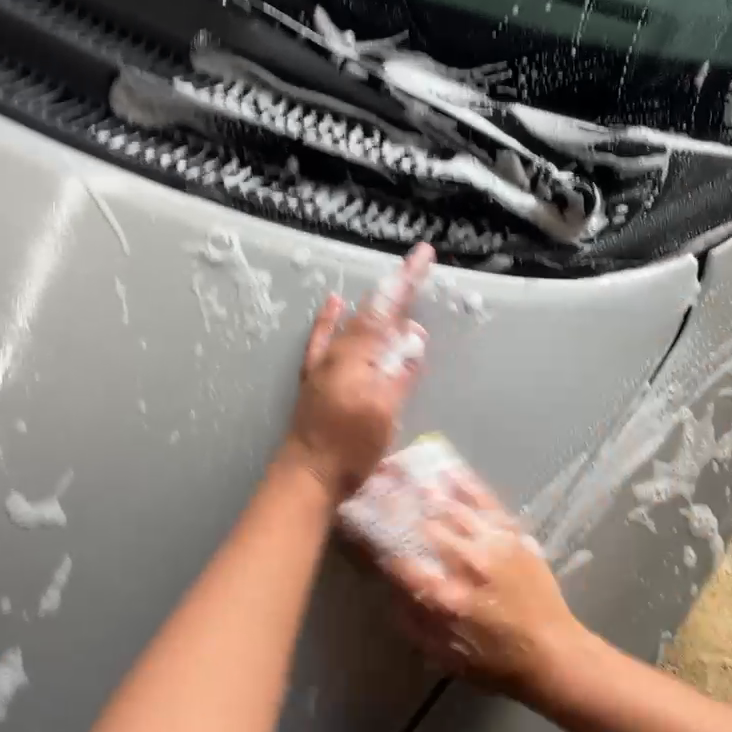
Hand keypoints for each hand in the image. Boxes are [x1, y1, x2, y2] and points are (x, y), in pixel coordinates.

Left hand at [284, 244, 434, 499]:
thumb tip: (413, 334)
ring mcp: (324, 364)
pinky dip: (330, 319)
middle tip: (419, 267)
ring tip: (394, 287)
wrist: (307, 477)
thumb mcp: (384, 409)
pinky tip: (333, 303)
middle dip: (397, 288)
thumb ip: (399, 370)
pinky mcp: (316, 378)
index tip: (423, 254)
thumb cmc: (349, 446)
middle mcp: (338, 352)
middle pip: (371, 310)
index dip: (406, 280)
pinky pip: (322, 338)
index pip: (386, 308)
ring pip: (353, 322)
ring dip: (375, 303)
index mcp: (356, 355)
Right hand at [378, 479, 588, 700]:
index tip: (357, 521)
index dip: (374, 538)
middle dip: (396, 505)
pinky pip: (486, 504)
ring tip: (403, 471)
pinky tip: (450, 472)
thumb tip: (388, 587)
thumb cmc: (493, 661)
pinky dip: (466, 486)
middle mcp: (466, 565)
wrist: (551, 651)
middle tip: (375, 486)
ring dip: (425, 491)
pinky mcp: (514, 536)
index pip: (398, 559)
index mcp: (443, 598)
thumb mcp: (442, 654)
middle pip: (423, 526)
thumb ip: (411, 620)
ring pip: (453, 509)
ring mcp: (493, 546)